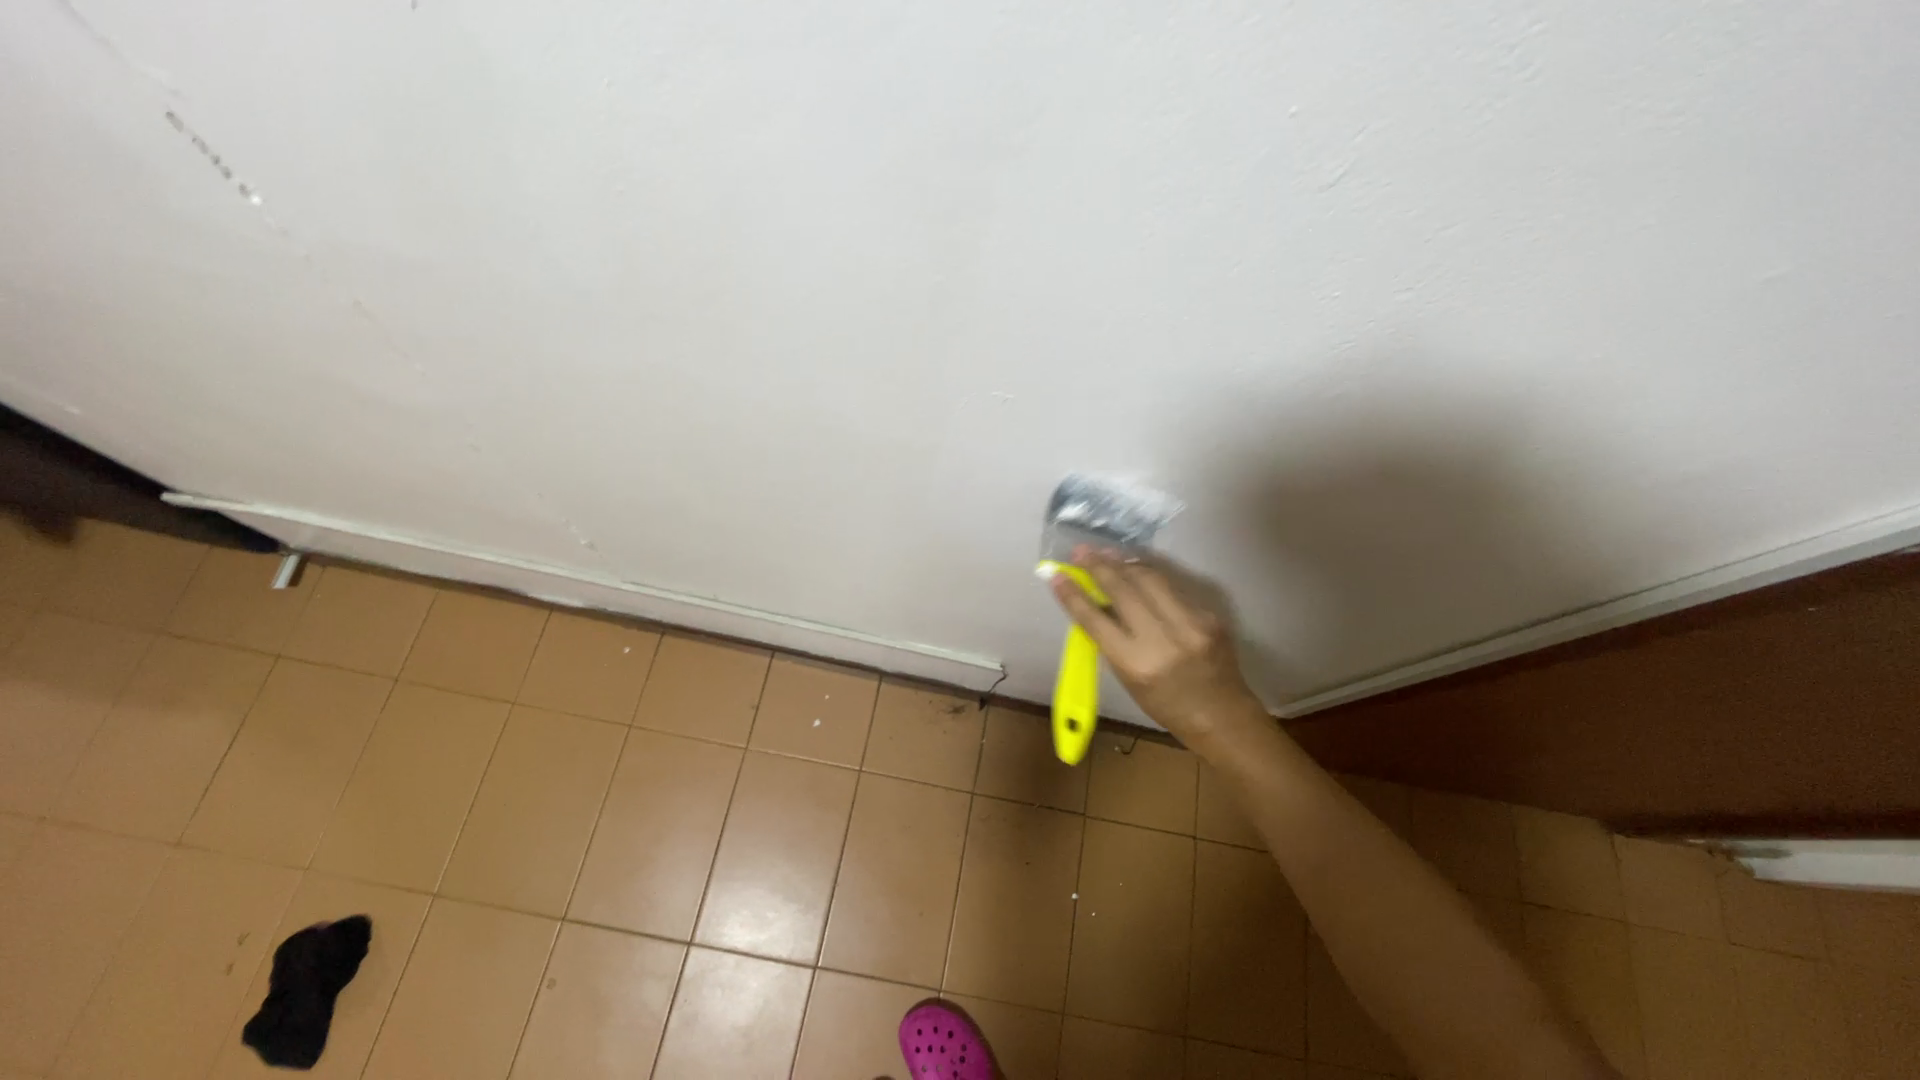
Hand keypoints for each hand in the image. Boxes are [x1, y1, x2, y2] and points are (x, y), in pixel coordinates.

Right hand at [1049, 548, 1266, 747]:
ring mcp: (1191, 624)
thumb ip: (1112, 641)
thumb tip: (1096, 603)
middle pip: (1123, 590)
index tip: (1057, 575)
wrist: (1223, 717)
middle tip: (1081, 551)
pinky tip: (1137, 571)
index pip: (1096, 620)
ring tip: (1105, 553)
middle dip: (1098, 567)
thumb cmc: (1167, 707)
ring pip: (1151, 579)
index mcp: (1137, 664)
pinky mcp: (1209, 616)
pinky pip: (1173, 589)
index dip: (1073, 595)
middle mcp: (1164, 639)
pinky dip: (1151, 578)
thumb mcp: (1129, 680)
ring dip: (1124, 563)